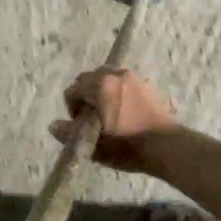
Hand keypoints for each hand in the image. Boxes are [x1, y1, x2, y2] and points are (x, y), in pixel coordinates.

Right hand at [52, 67, 179, 175]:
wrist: (167, 146)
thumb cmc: (128, 146)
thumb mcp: (95, 145)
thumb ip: (70, 134)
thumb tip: (53, 125)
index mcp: (101, 85)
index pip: (74, 89)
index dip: (72, 107)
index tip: (80, 124)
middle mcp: (116, 74)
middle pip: (90, 78)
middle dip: (85, 95)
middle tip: (90, 118)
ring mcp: (134, 77)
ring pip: (107, 77)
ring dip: (101, 91)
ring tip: (107, 114)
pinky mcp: (147, 84)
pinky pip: (124, 82)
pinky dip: (117, 91)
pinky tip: (123, 112)